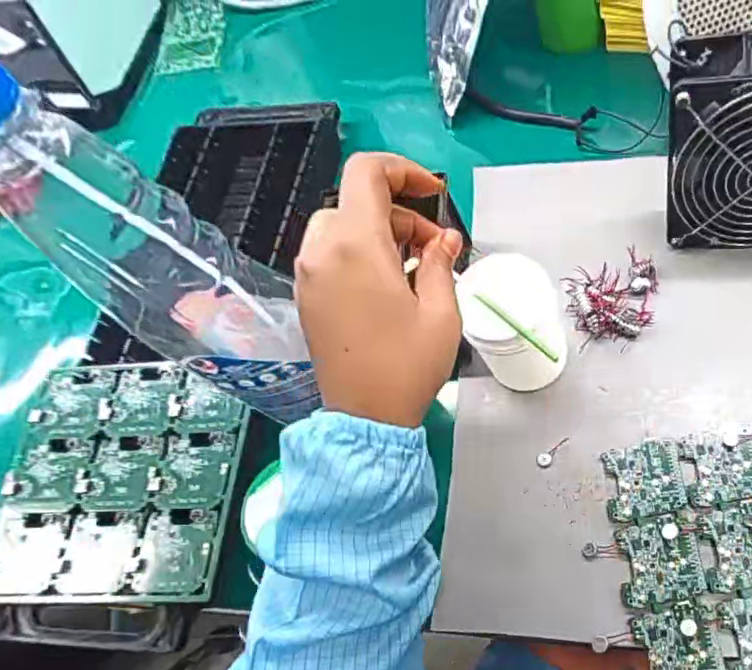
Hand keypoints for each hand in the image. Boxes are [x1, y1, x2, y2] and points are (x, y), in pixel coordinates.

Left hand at [294, 152, 463, 427]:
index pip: (368, 173)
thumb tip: (445, 239)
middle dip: (400, 215)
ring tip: (413, 270)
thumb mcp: (441, 314)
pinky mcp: (307, 297)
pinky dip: (359, 254)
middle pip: (357, 202)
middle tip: (434, 251)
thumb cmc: (407, 367)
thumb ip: (442, 264)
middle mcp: (322, 250)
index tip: (431, 192)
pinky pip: (330, 254)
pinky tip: (386, 286)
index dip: (404, 171)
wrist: (366, 416)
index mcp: (355, 245)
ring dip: (379, 234)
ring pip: (341, 226)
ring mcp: (308, 274)